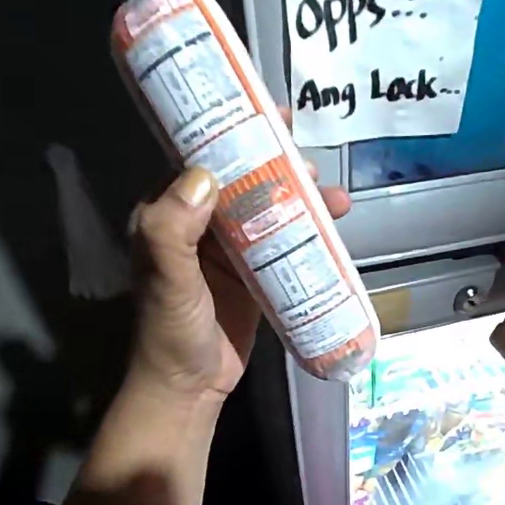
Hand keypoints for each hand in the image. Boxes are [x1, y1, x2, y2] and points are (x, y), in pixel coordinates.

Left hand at [127, 151, 349, 406]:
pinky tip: (335, 228)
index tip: (270, 118)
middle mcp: (200, 226)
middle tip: (311, 164)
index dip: (235, 134)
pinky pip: (285, 244)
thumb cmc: (172, 331)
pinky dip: (309, 233)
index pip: (203, 160)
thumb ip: (173, 231)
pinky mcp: (256, 276)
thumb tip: (206, 175)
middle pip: (245, 181)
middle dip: (279, 167)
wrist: (191, 387)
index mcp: (170, 215)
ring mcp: (231, 252)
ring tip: (336, 200)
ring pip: (270, 210)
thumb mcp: (167, 279)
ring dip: (303, 200)